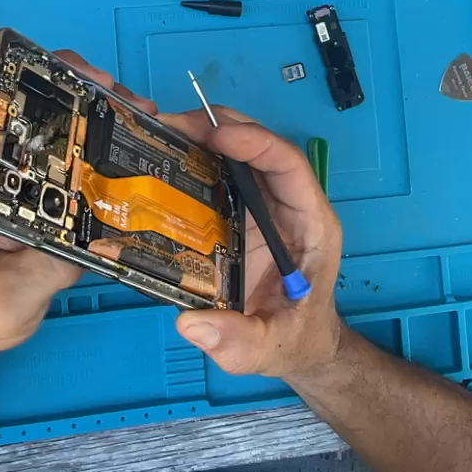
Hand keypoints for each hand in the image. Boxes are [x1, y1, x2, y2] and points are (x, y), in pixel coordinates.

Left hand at [0, 5, 160, 359]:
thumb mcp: (7, 294)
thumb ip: (45, 266)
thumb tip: (95, 230)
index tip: (16, 43)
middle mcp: (5, 168)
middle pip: (31, 105)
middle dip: (69, 78)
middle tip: (111, 83)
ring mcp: (33, 178)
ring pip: (62, 123)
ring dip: (97, 101)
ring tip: (136, 102)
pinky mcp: (57, 194)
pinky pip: (84, 154)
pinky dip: (110, 134)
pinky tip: (138, 130)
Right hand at [157, 107, 347, 381]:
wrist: (300, 345)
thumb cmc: (297, 339)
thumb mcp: (272, 348)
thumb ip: (240, 341)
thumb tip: (191, 324)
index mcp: (310, 222)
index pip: (288, 164)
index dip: (254, 142)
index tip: (214, 135)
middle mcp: (288, 203)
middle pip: (260, 145)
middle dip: (219, 125)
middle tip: (171, 123)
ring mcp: (264, 204)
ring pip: (239, 151)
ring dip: (203, 134)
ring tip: (162, 130)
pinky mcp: (241, 211)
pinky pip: (220, 172)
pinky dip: (195, 156)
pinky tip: (164, 155)